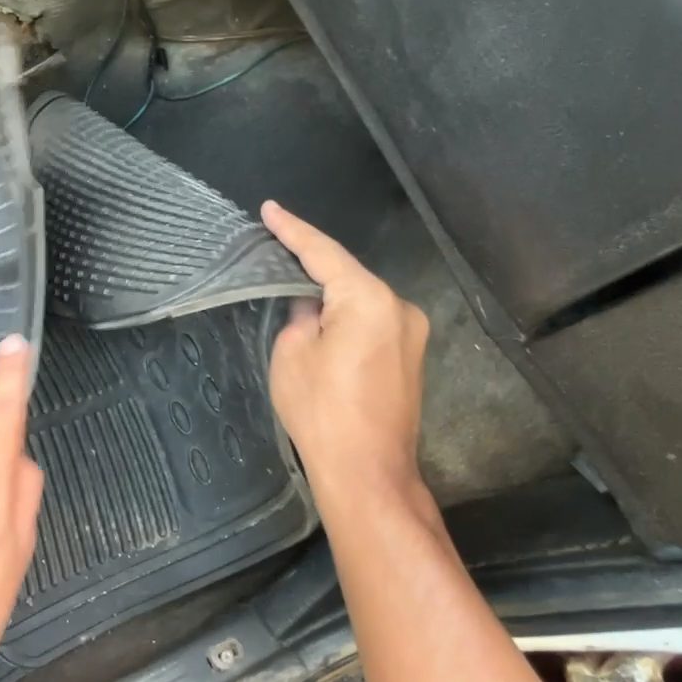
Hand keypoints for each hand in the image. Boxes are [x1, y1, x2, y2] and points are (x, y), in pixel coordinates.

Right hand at [262, 201, 429, 501]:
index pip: (323, 253)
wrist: (367, 472)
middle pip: (346, 275)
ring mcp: (411, 334)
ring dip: (329, 296)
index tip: (269, 209)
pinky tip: (322, 323)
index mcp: (369, 300)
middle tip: (274, 250)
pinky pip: (371, 322)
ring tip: (292, 292)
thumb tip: (313, 307)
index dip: (292, 230)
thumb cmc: (322, 410)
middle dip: (311, 265)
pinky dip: (345, 317)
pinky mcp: (410, 358)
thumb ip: (301, 314)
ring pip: (360, 300)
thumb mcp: (292, 352)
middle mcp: (400, 308)